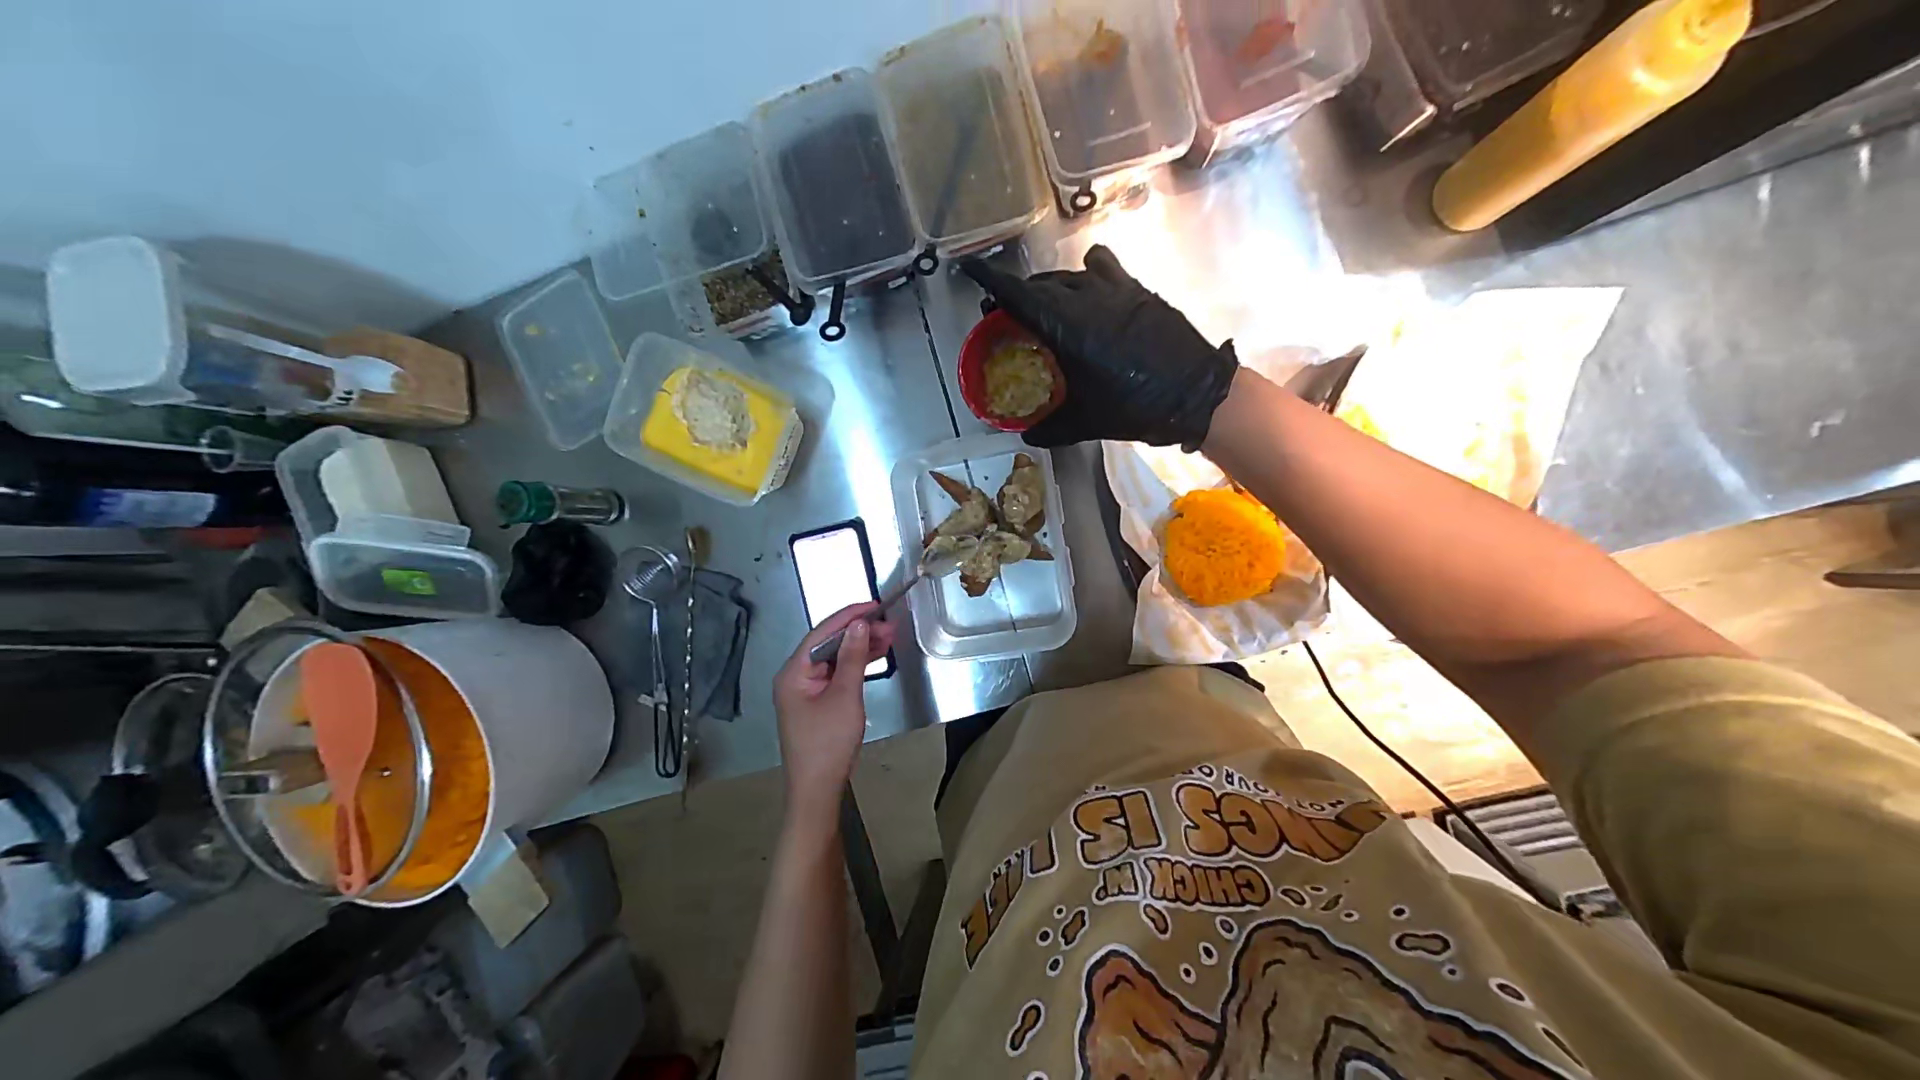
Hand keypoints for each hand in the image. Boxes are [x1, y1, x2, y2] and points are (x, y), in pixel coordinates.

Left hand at [773, 604, 898, 813]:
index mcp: (793, 672)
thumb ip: (852, 657)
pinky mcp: (816, 703)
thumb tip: (859, 624)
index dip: (849, 615)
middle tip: (889, 624)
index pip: (822, 633)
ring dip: (859, 647)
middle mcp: (795, 677)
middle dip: (858, 631)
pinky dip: (855, 664)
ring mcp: (805, 691)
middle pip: (827, 644)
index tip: (875, 604)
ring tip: (888, 636)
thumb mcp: (845, 696)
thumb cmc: (828, 743)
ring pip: (833, 658)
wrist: (817, 790)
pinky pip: (836, 674)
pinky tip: (874, 657)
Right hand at [963, 245, 1238, 450]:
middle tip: (1004, 313)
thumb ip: (1050, 427)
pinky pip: (1101, 269)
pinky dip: (1086, 276)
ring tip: (1046, 307)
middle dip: (1016, 294)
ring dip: (1049, 286)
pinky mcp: (1136, 289)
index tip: (968, 270)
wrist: (1197, 394)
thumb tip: (1026, 436)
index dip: (989, 281)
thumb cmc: (1136, 407)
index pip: (1016, 295)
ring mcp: (1114, 289)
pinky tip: (1088, 295)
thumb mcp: (1086, 422)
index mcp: (1065, 326)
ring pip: (1067, 275)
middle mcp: (1085, 298)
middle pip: (1038, 284)